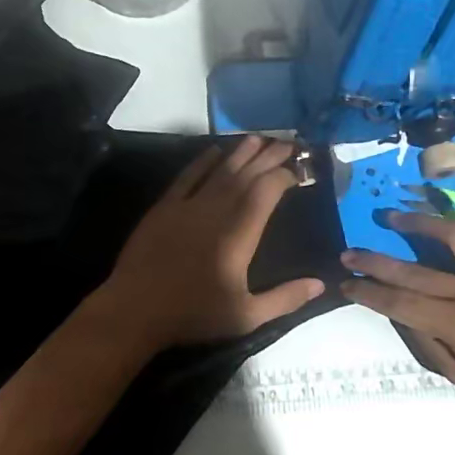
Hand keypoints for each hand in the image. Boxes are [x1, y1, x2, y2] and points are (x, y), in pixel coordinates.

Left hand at [91, 136, 324, 350]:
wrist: (134, 312)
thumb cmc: (193, 315)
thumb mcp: (247, 316)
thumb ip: (285, 298)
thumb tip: (320, 284)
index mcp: (238, 235)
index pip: (266, 192)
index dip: (284, 176)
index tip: (300, 170)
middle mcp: (215, 212)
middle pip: (247, 175)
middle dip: (270, 156)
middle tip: (289, 143)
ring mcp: (187, 207)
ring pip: (220, 171)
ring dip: (241, 153)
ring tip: (260, 138)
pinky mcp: (164, 208)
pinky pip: (187, 177)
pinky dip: (203, 162)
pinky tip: (216, 151)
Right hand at [339, 186, 454, 432]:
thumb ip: (428, 343)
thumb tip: (403, 314)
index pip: (400, 302)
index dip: (369, 292)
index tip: (346, 282)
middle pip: (415, 270)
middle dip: (377, 261)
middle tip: (350, 251)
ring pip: (453, 236)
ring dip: (420, 223)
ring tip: (394, 217)